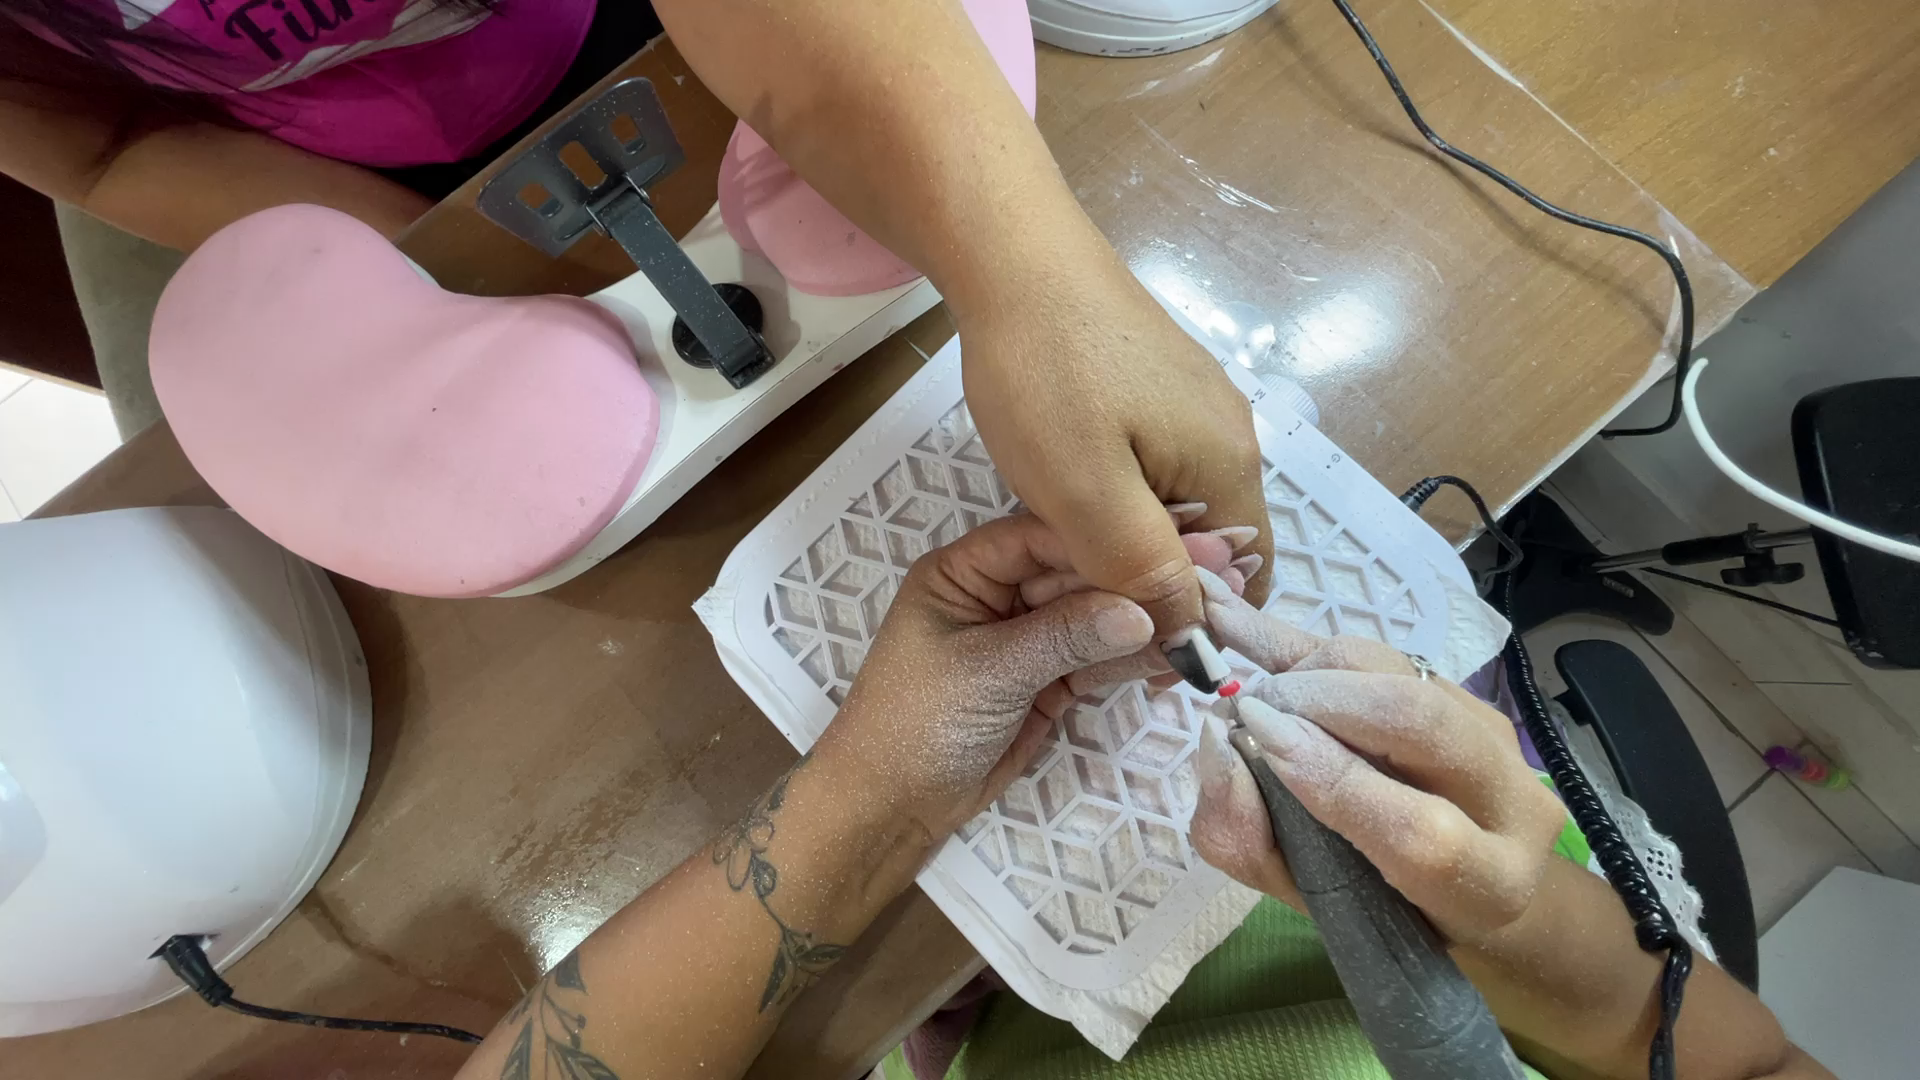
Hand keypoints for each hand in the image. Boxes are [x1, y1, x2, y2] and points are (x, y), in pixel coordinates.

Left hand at [812, 513, 1239, 841]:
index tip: (1176, 534)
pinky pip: (1097, 659)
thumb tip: (1144, 608)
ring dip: (1147, 620)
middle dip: (1139, 579)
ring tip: (1214, 612)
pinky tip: (1180, 652)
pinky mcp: (1048, 677)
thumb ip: (1066, 636)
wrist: (894, 806)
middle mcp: (1000, 593)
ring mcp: (1028, 636)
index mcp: (966, 570)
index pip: (1045, 537)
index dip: (1108, 536)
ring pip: (1095, 618)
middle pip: (1078, 575)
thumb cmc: (919, 722)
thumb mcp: (989, 670)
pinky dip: (1133, 659)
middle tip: (1216, 573)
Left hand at [956, 259, 1271, 637]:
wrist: (1013, 259)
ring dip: (1128, 538)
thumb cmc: (1047, 379)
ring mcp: (1191, 405)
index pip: (1244, 576)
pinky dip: (1116, 496)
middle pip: (1209, 542)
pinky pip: (1150, 466)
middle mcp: (1229, 435)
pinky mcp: (1153, 386)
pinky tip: (1068, 489)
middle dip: (1154, 581)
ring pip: (1174, 505)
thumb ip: (1144, 568)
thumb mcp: (1087, 493)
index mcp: (1230, 466)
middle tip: (1082, 595)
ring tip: (1067, 545)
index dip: (1196, 622)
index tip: (1132, 643)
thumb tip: (1195, 637)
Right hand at [1187, 572, 1566, 946]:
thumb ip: (1247, 839)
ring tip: (1256, 695)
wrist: (1464, 869)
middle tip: (1246, 713)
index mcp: (1483, 883)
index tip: (1252, 737)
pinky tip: (1224, 607)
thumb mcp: (1302, 896)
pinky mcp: (1449, 684)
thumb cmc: (1376, 900)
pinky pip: (1361, 645)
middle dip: (1312, 700)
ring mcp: (1486, 728)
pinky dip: (1287, 631)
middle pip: (1414, 719)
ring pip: (1389, 667)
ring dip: (1305, 667)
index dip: (1327, 776)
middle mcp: (1506, 799)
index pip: (1415, 829)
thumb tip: (1216, 748)